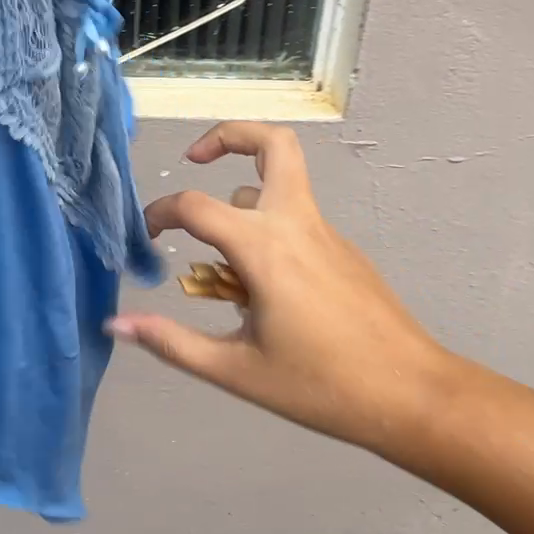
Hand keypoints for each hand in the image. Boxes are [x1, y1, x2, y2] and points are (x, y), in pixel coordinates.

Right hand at [107, 122, 457, 453]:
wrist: (417, 398)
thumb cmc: (323, 386)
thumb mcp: (236, 371)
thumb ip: (172, 342)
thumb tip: (116, 325)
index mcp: (264, 248)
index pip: (194, 206)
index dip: (159, 212)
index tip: (148, 237)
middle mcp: (295, 223)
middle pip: (271, 142)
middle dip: (228, 135)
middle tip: (195, 158)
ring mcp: (325, 232)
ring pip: (280, 182)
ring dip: (244, 198)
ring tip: (226, 263)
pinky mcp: (343, 249)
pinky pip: (295, 218)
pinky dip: (267, 231)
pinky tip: (264, 293)